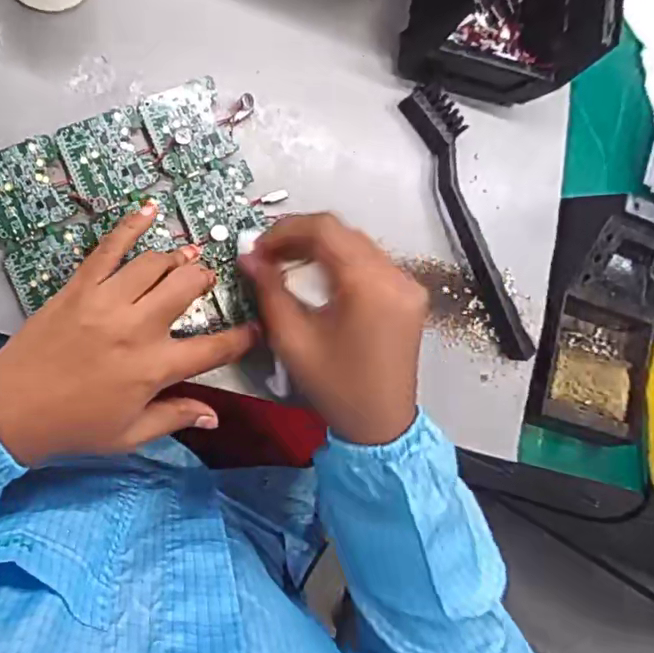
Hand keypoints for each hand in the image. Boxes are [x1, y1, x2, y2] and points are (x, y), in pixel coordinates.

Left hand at [0, 204, 256, 465]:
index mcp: (154, 368)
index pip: (214, 348)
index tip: (255, 329)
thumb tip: (214, 414)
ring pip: (153, 264)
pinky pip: (107, 250)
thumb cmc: (72, 426)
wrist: (10, 408)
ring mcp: (105, 302)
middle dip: (205, 280)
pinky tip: (148, 210)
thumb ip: (174, 418)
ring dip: (175, 258)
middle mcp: (136, 328)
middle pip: (187, 288)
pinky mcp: (78, 288)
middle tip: (205, 282)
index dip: (242, 338)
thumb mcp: (128, 434)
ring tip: (184, 258)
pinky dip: (129, 226)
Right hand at [241, 214, 427, 445]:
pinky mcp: (405, 294)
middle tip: (263, 254)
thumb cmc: (335, 386)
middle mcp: (395, 276)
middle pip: (340, 230)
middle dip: (296, 235)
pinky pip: (366, 259)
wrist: (379, 423)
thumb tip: (248, 258)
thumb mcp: (291, 337)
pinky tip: (310, 273)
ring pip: (353, 241)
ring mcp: (405, 284)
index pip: (324, 229)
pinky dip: (334, 258)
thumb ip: (268, 289)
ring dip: (315, 244)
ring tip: (281, 262)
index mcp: (369, 285)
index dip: (283, 230)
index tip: (256, 248)